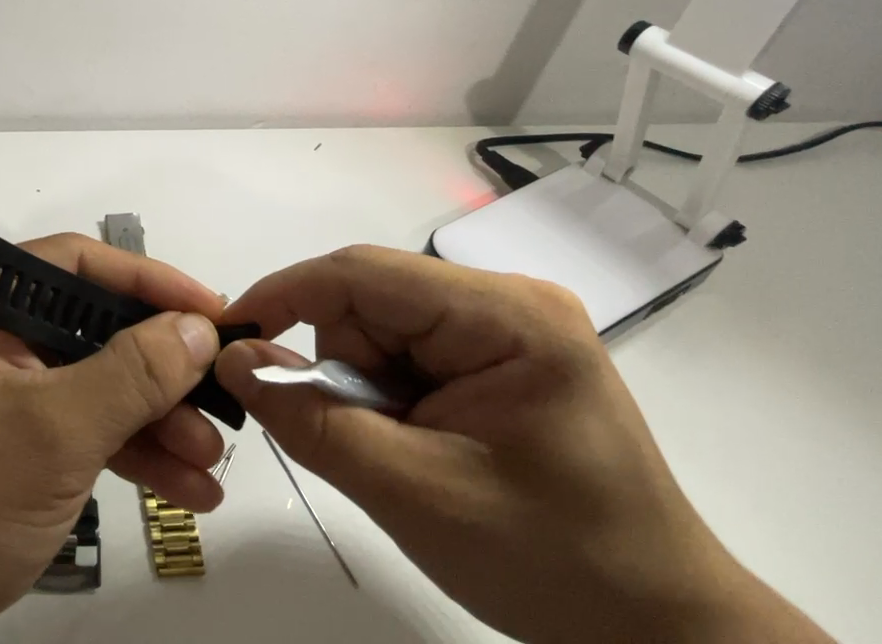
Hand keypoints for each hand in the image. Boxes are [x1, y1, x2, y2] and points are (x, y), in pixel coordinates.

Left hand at [0, 234, 227, 643]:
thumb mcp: (56, 429)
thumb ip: (133, 373)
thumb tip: (198, 327)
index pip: (73, 262)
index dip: (147, 281)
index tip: (212, 311)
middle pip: (90, 328)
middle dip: (160, 369)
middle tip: (222, 393)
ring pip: (91, 385)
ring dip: (154, 419)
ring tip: (212, 457)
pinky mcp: (6, 446)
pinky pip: (78, 430)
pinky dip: (128, 453)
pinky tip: (186, 488)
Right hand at [214, 245, 833, 643]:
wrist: (655, 629)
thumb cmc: (549, 562)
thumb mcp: (413, 493)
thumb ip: (312, 420)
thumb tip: (232, 359)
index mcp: (506, 315)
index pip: (361, 273)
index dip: (283, 295)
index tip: (226, 339)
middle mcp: (507, 301)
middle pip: (368, 303)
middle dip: (342, 370)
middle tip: (370, 445)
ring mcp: (508, 327)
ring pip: (379, 330)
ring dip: (365, 391)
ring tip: (406, 456)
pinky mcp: (500, 358)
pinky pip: (406, 355)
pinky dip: (388, 400)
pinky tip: (420, 446)